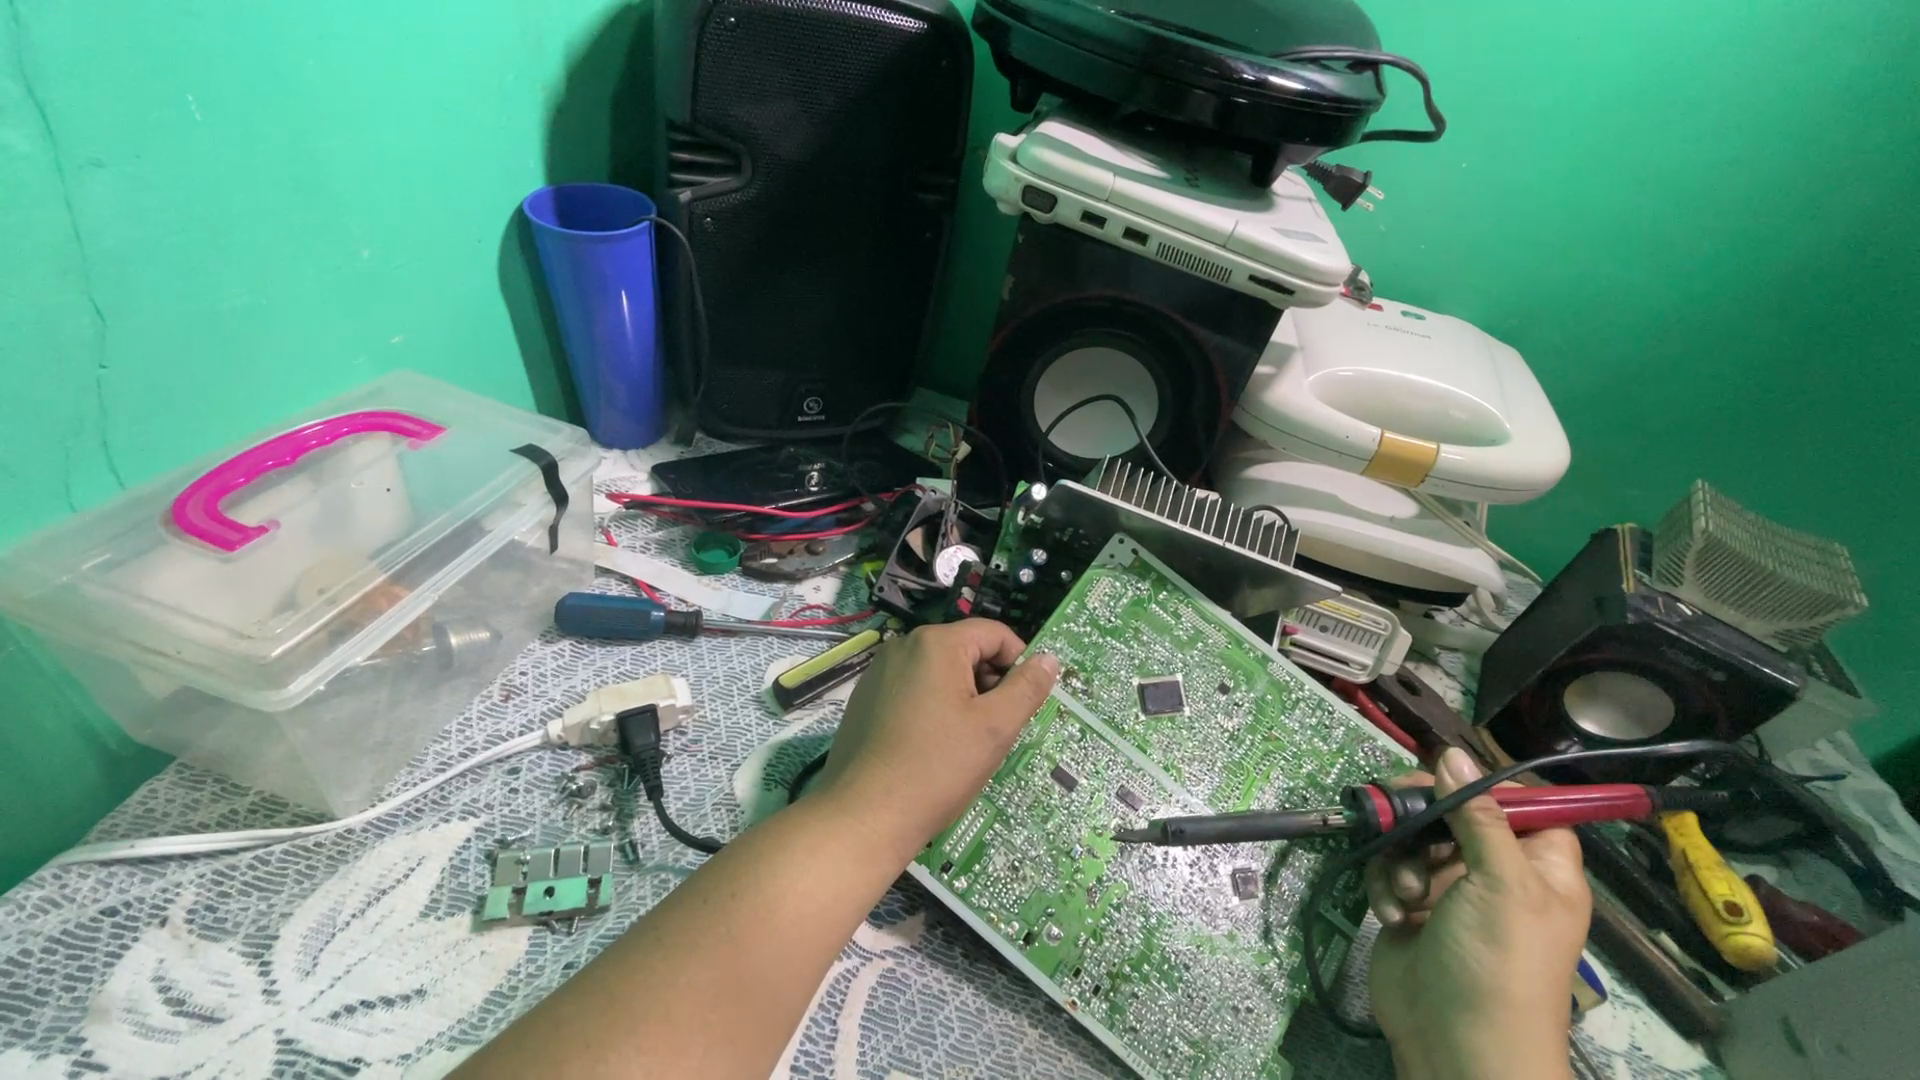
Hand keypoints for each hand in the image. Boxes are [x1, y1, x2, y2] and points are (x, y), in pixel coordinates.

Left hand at [811, 620, 1058, 859]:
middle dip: (990, 685)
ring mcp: (879, 673)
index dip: (1020, 665)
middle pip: (966, 651)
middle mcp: (903, 646)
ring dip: (964, 700)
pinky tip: (933, 750)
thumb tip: (1048, 659)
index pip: (995, 634)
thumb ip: (1027, 688)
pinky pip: (914, 691)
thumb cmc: (937, 768)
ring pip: (940, 674)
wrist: (863, 816)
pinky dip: (934, 710)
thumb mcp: (995, 728)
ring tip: (966, 745)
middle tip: (997, 731)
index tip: (1025, 705)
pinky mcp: (866, 700)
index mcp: (936, 644)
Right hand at [1365, 748, 1590, 1079]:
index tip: (1443, 775)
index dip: (1483, 785)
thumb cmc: (1497, 960)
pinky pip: (1389, 871)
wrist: (1456, 1043)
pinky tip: (1391, 913)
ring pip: (1413, 840)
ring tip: (1404, 893)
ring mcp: (1450, 891)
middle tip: (1396, 815)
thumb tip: (1454, 752)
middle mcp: (1496, 872)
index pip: (1519, 804)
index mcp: (1538, 866)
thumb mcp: (1500, 883)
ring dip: (1399, 859)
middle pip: (1454, 814)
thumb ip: (1477, 815)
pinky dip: (1384, 887)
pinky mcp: (1411, 907)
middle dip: (1421, 819)